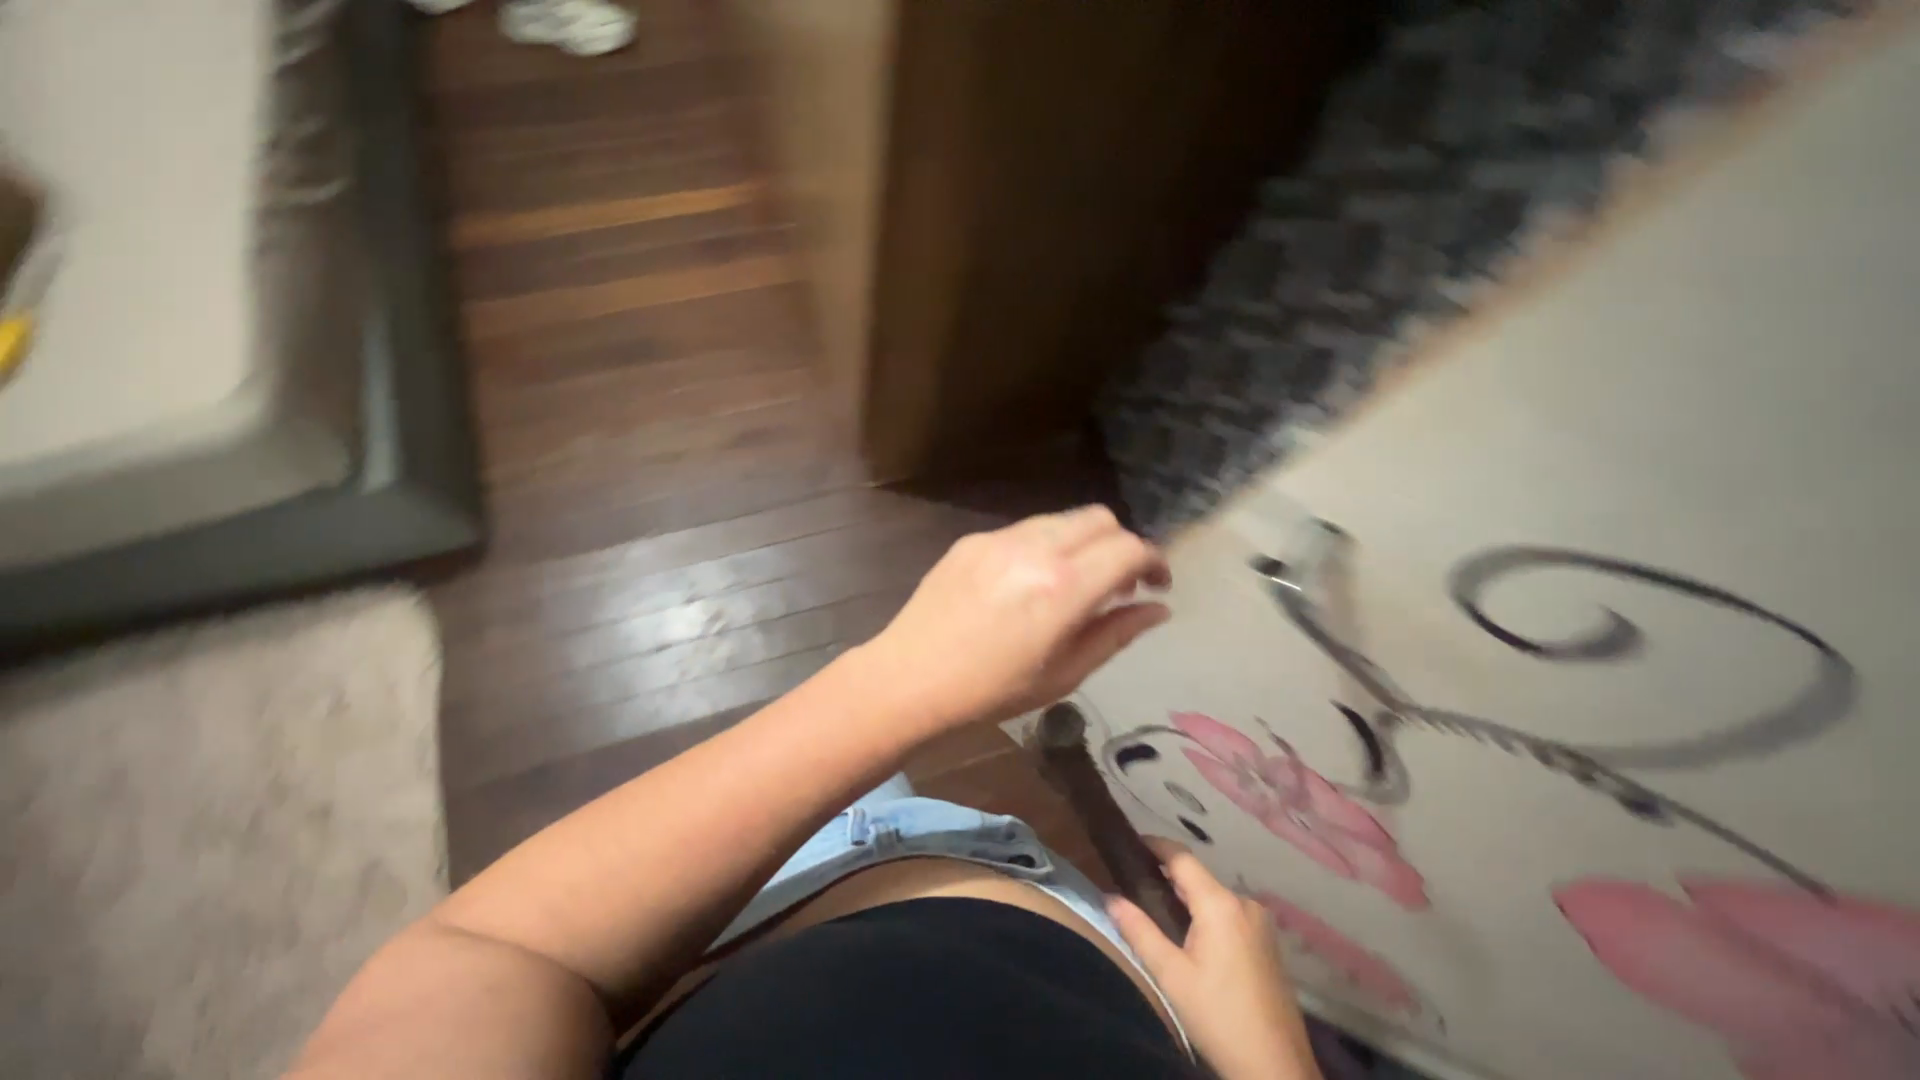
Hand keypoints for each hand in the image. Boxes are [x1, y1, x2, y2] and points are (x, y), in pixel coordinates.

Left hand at [858, 505, 1170, 732]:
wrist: (910, 678)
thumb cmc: (992, 691)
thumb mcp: (1065, 674)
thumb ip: (1116, 633)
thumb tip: (1157, 608)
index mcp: (1064, 587)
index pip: (1129, 549)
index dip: (1154, 562)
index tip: (1157, 586)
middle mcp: (1036, 549)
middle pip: (1100, 518)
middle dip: (1121, 545)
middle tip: (1119, 585)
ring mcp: (1000, 539)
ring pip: (1063, 519)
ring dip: (1083, 543)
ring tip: (1074, 585)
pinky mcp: (973, 540)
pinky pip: (1025, 531)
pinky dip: (1045, 547)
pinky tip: (1029, 585)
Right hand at [1109, 839, 1322, 1079]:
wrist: (1274, 1066)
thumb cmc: (1218, 1016)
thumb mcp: (1170, 975)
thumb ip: (1139, 930)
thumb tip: (1110, 897)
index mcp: (1220, 904)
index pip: (1182, 858)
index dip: (1155, 846)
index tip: (1129, 843)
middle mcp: (1245, 903)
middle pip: (1199, 879)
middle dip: (1167, 879)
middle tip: (1134, 887)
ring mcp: (1261, 923)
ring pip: (1215, 899)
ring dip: (1188, 901)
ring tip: (1157, 915)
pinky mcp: (1269, 944)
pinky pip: (1231, 916)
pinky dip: (1207, 917)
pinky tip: (1191, 941)